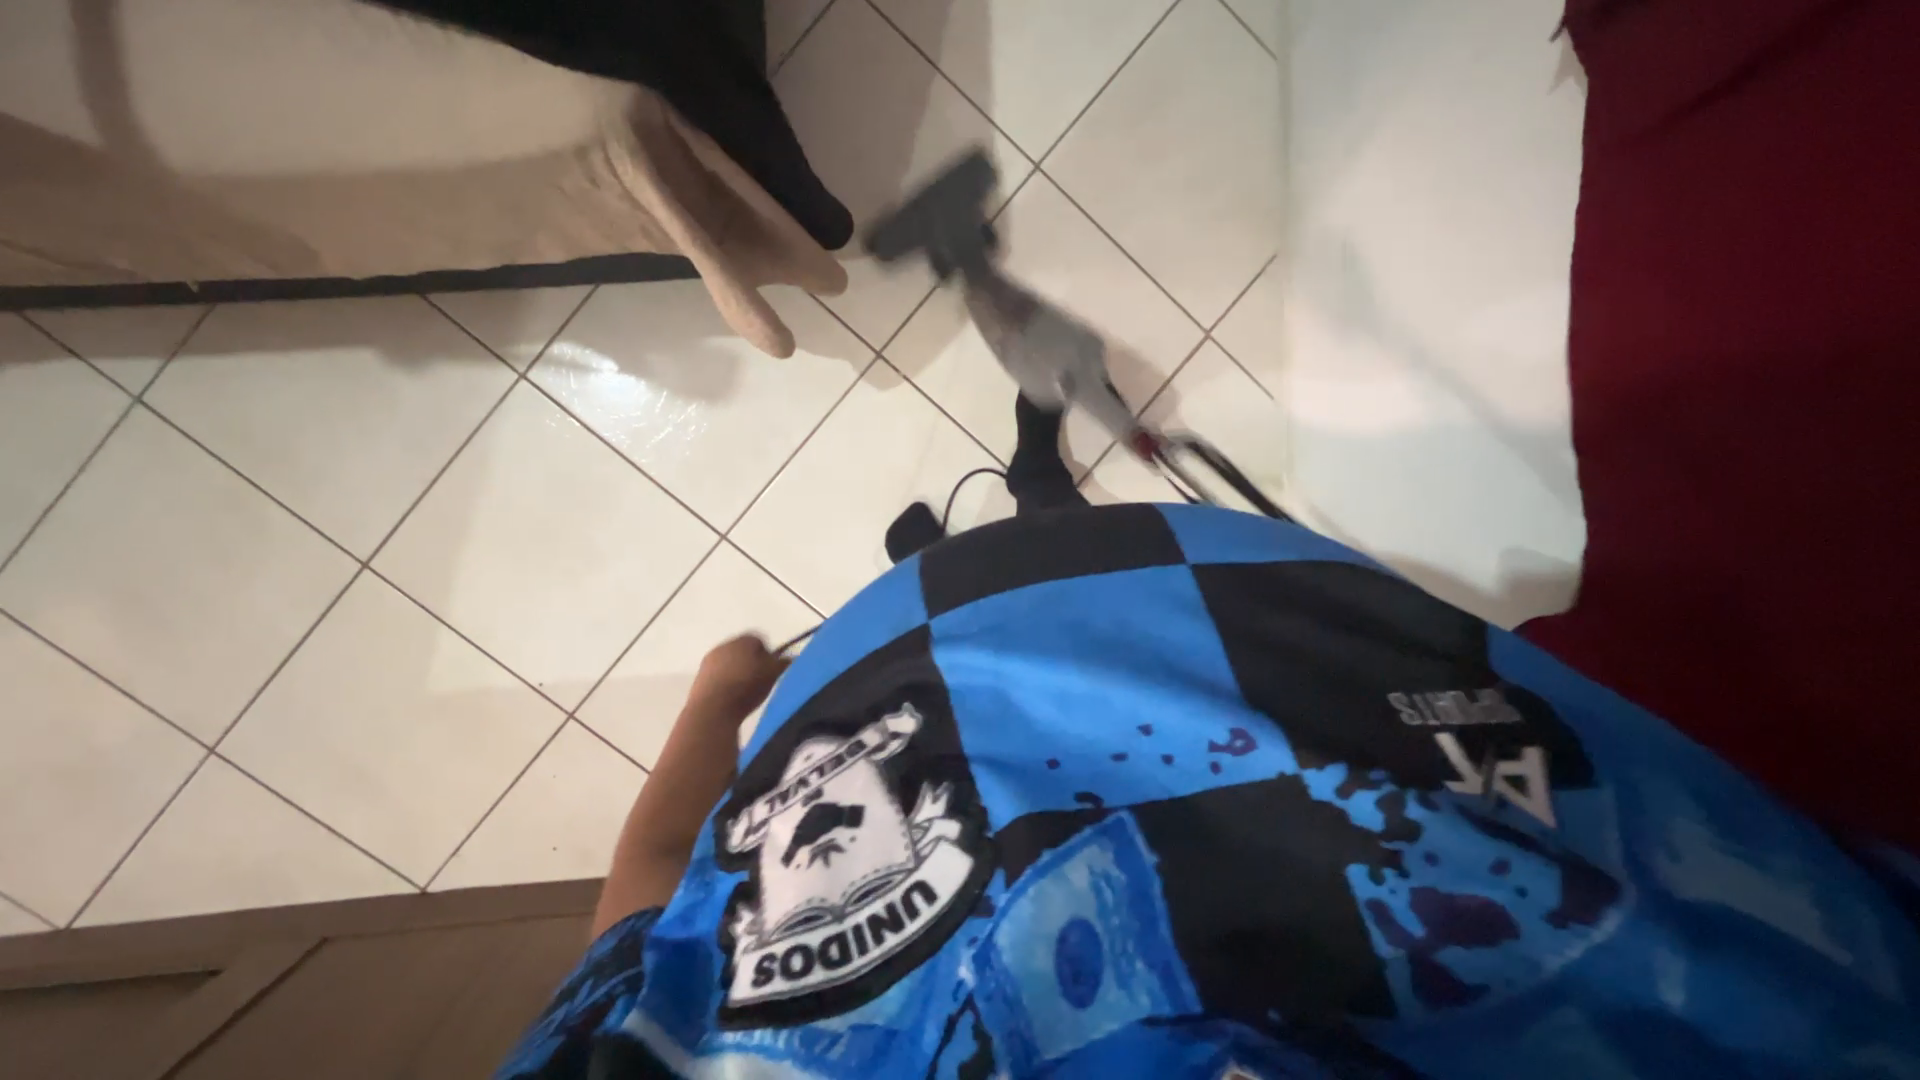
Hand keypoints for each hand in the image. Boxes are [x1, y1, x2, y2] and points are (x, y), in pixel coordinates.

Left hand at [689, 634, 789, 719]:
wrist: (712, 710)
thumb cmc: (747, 687)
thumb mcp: (773, 674)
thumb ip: (783, 663)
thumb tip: (790, 657)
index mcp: (743, 639)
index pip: (759, 640)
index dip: (768, 654)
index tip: (772, 670)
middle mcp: (723, 645)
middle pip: (742, 651)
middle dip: (751, 662)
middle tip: (760, 680)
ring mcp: (708, 661)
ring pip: (728, 663)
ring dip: (737, 673)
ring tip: (745, 691)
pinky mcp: (698, 679)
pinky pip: (717, 677)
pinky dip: (725, 684)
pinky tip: (731, 698)